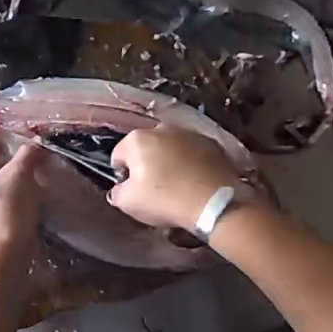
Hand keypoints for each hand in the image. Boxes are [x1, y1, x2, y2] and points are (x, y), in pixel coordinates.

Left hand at [0, 115, 46, 253]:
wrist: (9, 252)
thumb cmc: (7, 209)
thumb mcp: (19, 175)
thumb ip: (29, 154)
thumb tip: (38, 144)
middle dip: (4, 144)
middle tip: (17, 126)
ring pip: (1, 174)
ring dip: (15, 163)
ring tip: (30, 148)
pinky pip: (9, 189)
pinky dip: (19, 179)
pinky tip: (33, 175)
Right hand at [109, 126, 260, 230]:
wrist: (215, 203)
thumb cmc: (165, 199)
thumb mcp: (127, 203)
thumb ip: (117, 192)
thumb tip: (120, 189)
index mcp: (136, 139)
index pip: (119, 156)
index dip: (123, 175)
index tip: (133, 191)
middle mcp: (162, 128)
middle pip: (145, 149)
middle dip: (147, 165)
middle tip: (154, 189)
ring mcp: (190, 134)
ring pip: (170, 148)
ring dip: (169, 162)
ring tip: (178, 186)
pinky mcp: (214, 143)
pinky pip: (193, 153)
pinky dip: (191, 164)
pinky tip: (195, 182)